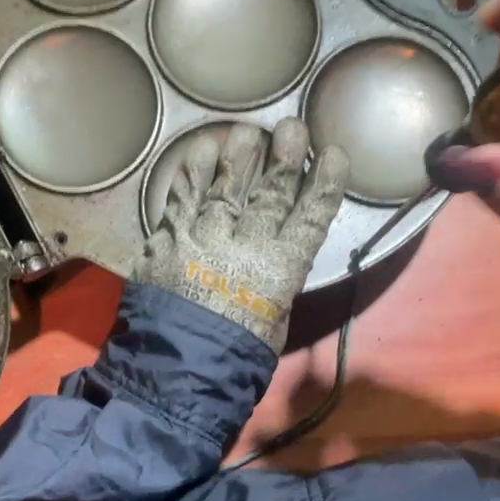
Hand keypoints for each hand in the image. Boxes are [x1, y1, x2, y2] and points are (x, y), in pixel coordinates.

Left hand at [139, 119, 349, 351]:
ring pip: (225, 187)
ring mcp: (202, 239)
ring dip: (238, 156)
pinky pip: (182, 198)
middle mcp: (245, 246)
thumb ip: (276, 287)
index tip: (332, 155)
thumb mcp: (274, 327)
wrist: (176, 373)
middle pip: (269, 195)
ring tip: (246, 132)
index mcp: (280, 272)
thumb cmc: (234, 361)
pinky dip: (191, 172)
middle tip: (291, 127)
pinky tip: (201, 149)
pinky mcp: (167, 242)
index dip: (323, 185)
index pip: (310, 219)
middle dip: (283, 159)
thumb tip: (274, 262)